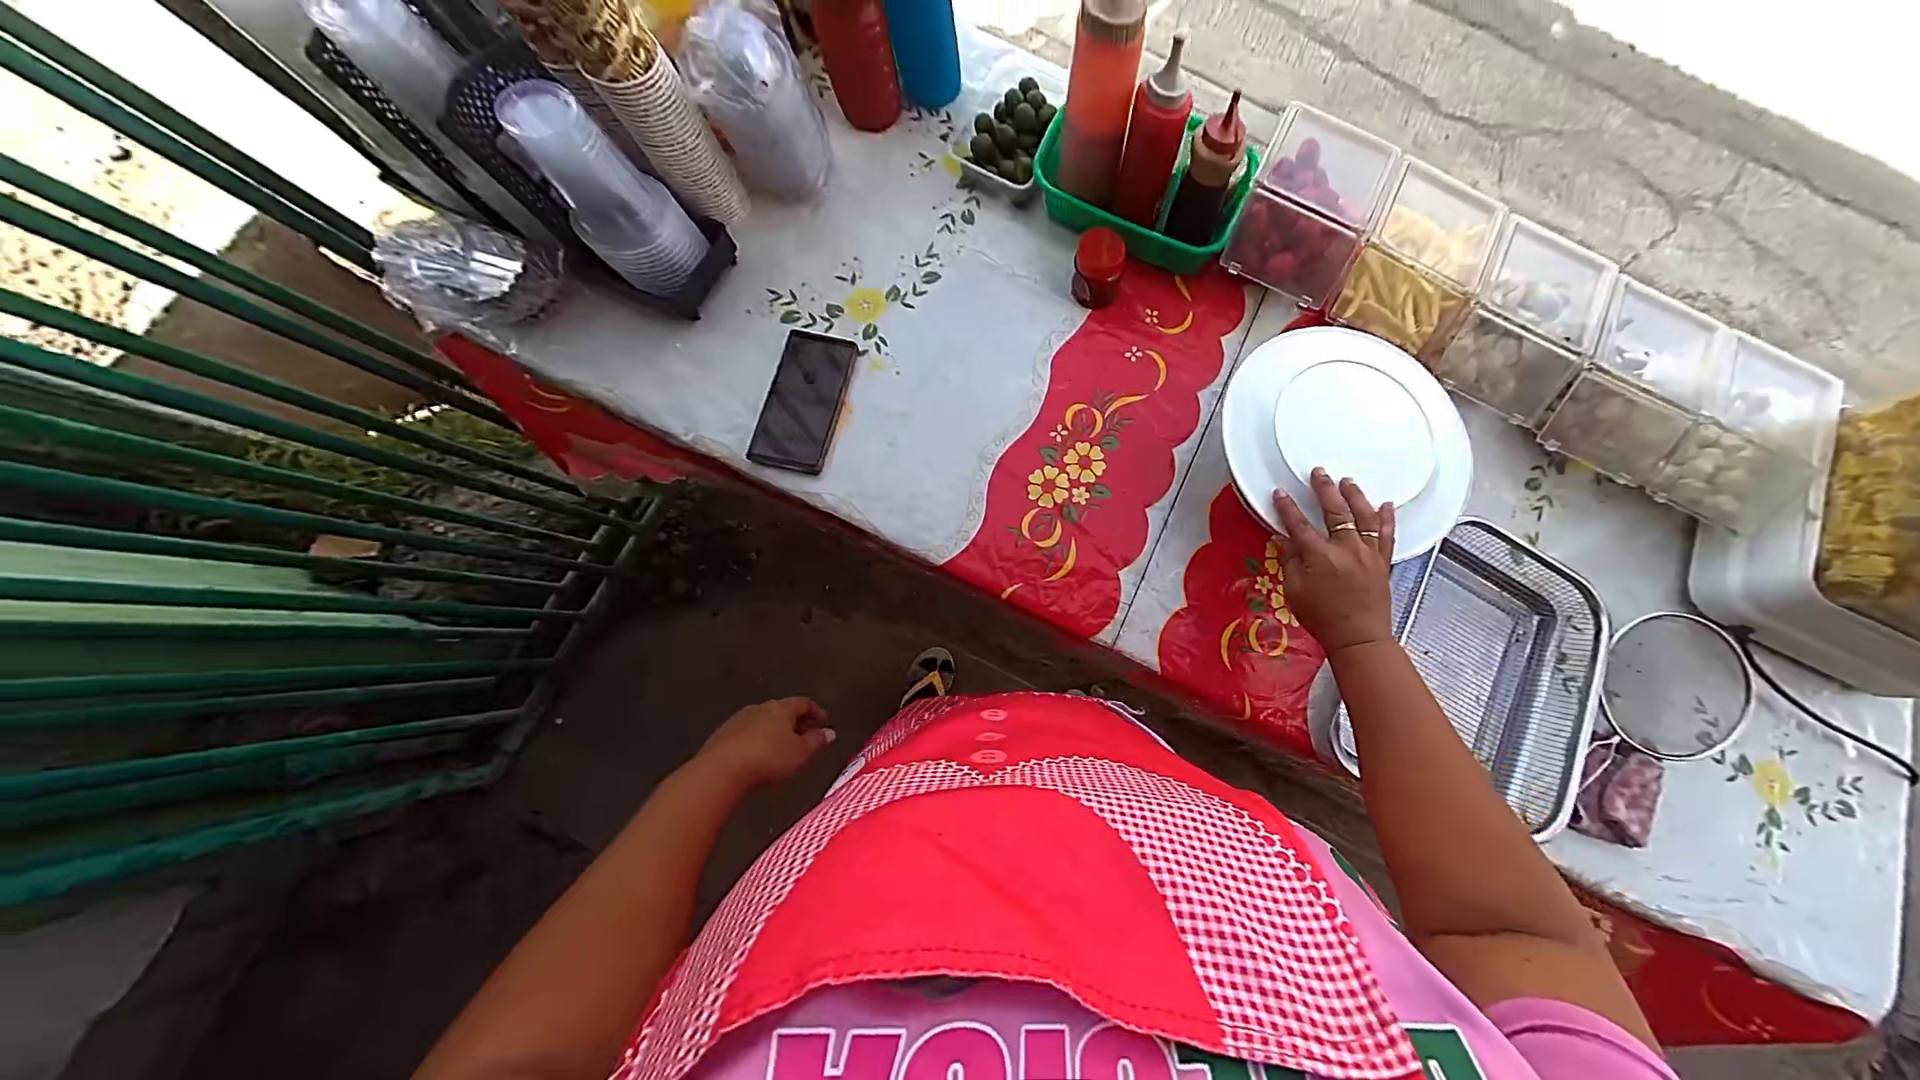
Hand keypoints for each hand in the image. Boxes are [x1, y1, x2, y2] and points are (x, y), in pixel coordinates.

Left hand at [694, 697, 835, 788]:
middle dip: (796, 722)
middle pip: (782, 711)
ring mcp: (738, 720)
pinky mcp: (722, 736)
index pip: (803, 703)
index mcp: (781, 708)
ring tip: (783, 748)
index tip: (822, 721)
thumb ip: (816, 741)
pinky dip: (757, 740)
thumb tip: (829, 733)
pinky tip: (759, 755)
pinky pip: (746, 734)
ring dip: (775, 731)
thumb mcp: (800, 753)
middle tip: (806, 735)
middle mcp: (759, 708)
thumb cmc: (766, 758)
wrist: (721, 770)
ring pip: (763, 721)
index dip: (815, 711)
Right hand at [1272, 469, 1396, 655]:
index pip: (1298, 525)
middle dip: (1324, 490)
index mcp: (1319, 556)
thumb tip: (1286, 540)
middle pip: (1334, 512)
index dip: (1287, 508)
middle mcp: (1346, 549)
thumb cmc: (1321, 617)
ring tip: (1348, 481)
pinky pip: (1387, 534)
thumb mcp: (1294, 590)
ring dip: (1355, 496)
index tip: (1280, 493)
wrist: (1358, 637)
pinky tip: (1385, 504)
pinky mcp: (1383, 561)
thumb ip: (1291, 562)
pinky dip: (1387, 517)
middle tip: (1318, 473)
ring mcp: (1368, 553)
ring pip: (1364, 516)